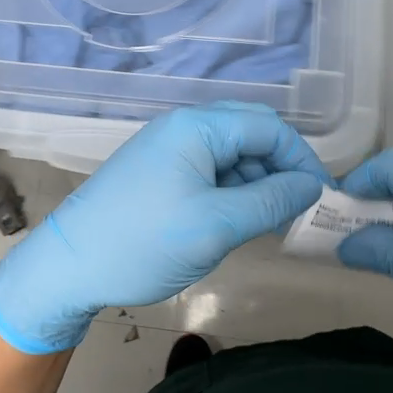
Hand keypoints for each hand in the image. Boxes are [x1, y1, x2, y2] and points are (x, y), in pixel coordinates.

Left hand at [0, 103, 328, 354]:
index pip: (268, 126)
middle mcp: (184, 128)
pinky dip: (232, 192)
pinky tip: (240, 221)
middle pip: (250, 134)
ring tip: (271, 223)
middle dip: (280, 168)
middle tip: (298, 211)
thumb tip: (313, 186)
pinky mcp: (160, 173)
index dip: (302, 158)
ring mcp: (169, 150)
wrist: (69, 266)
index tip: (322, 198)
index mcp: (197, 127)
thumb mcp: (217, 225)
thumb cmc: (145, 242)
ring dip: (257, 183)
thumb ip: (270, 201)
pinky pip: (210, 171)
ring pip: (231, 155)